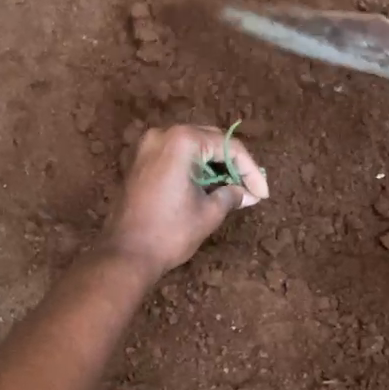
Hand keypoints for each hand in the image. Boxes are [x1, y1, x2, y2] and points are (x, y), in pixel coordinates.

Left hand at [99, 125, 268, 276]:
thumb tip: (247, 193)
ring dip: (214, 167)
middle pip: (210, 141)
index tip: (262, 194)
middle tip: (251, 189)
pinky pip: (175, 157)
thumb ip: (231, 195)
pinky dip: (194, 169)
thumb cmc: (169, 233)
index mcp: (182, 141)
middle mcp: (163, 135)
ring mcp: (147, 147)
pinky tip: (209, 187)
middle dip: (233, 165)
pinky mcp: (140, 162)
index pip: (227, 147)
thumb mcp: (208, 213)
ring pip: (193, 149)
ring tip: (234, 190)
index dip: (250, 170)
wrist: (126, 254)